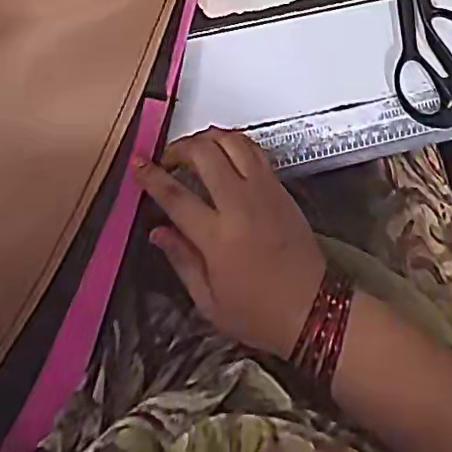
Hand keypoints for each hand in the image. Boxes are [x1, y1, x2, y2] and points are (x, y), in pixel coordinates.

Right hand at [133, 128, 325, 356]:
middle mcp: (239, 205)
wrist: (314, 308)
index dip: (152, 176)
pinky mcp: (279, 185)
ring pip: (230, 141)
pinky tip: (223, 151)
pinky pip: (253, 149)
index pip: (176, 195)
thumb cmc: (259, 313)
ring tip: (194, 150)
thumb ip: (181, 260)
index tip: (138, 164)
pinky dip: (233, 141)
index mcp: (217, 238)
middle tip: (168, 159)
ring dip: (206, 138)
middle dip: (178, 148)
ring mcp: (262, 190)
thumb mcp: (209, 301)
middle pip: (203, 154)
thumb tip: (156, 230)